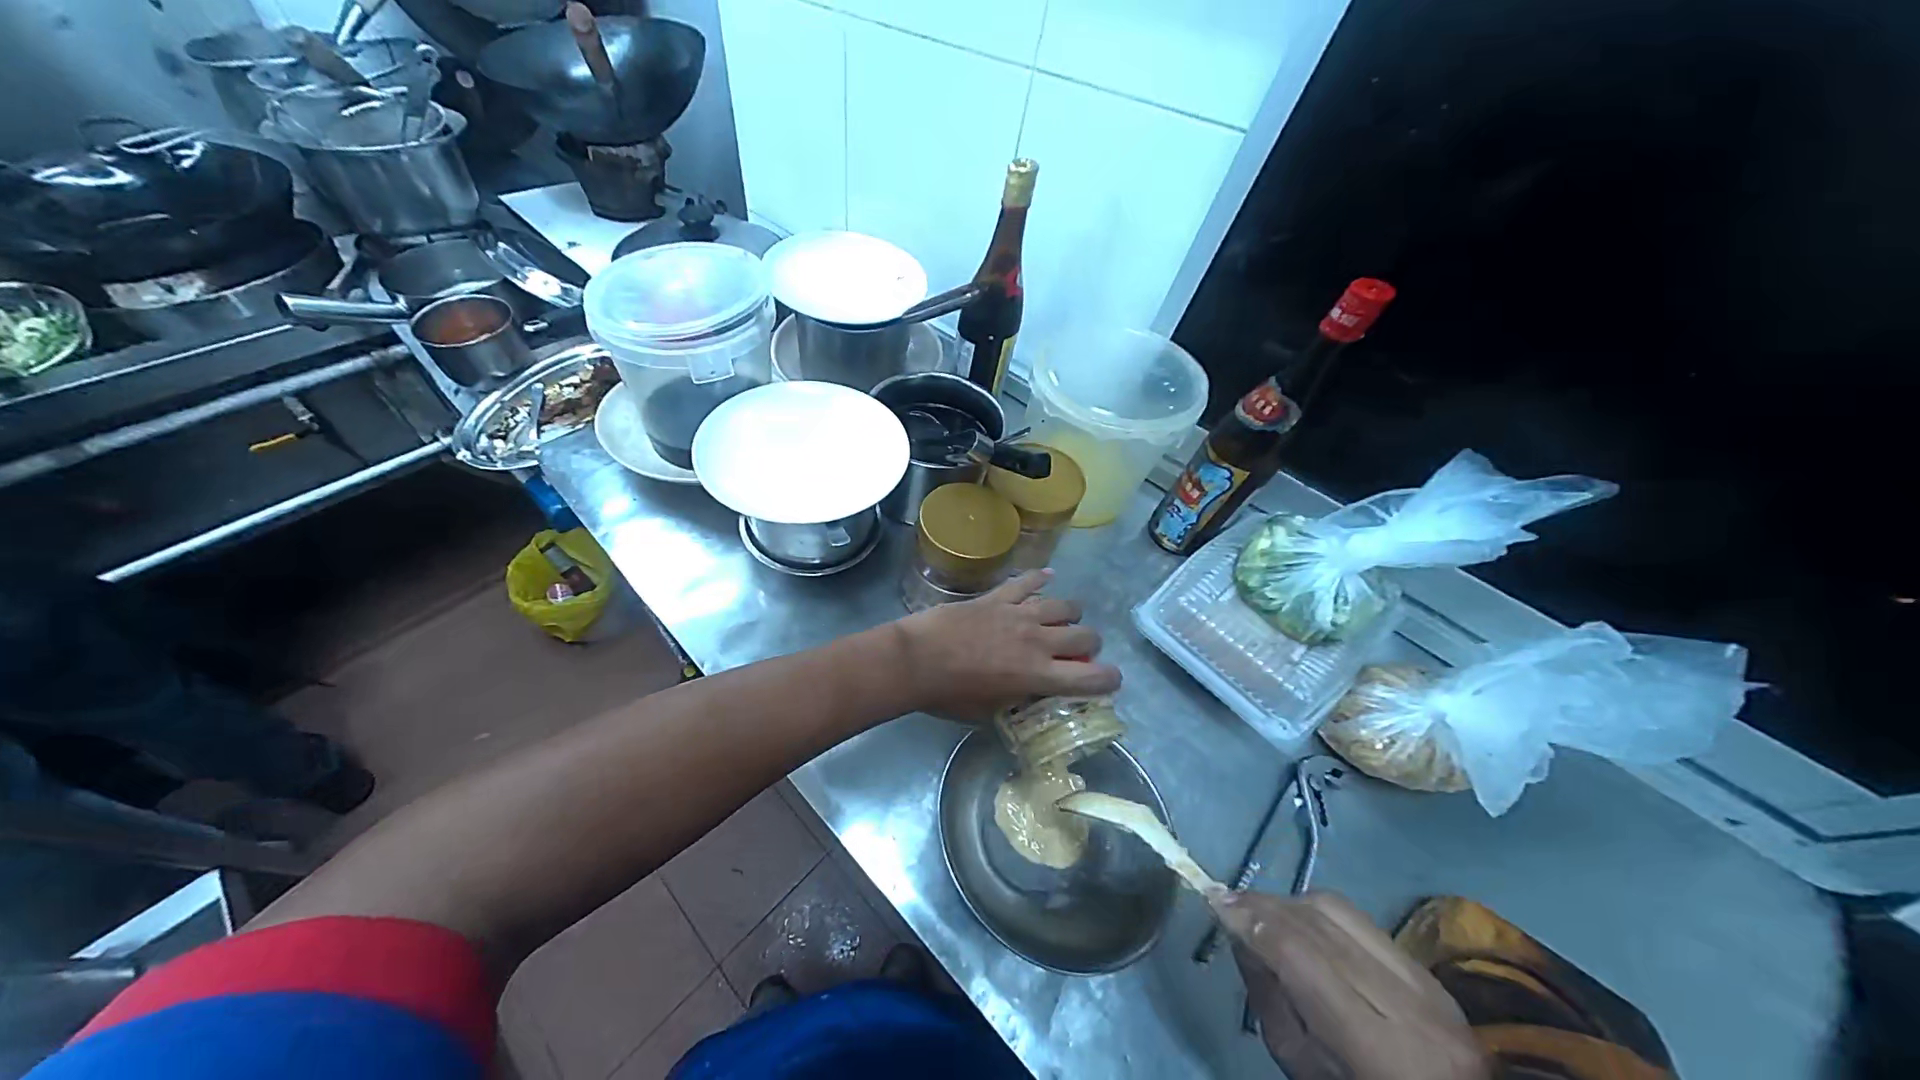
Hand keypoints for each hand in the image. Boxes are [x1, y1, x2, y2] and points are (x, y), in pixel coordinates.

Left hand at [895, 570, 1121, 719]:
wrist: (915, 660)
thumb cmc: (948, 695)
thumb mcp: (989, 711)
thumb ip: (1017, 700)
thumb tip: (1028, 693)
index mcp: (1038, 675)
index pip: (1092, 677)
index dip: (1109, 679)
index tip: (1108, 680)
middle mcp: (1038, 641)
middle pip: (1086, 635)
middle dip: (1090, 645)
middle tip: (1078, 652)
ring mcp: (1019, 614)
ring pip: (1064, 605)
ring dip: (1071, 614)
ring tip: (1063, 619)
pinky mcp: (998, 597)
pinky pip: (1028, 581)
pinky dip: (1040, 578)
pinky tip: (1047, 576)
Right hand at [1214, 891, 1487, 1079]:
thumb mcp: (1300, 1064)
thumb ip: (1268, 997)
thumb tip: (1240, 933)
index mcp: (1375, 1046)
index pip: (1301, 956)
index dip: (1253, 921)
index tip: (1215, 902)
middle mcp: (1405, 1002)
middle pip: (1318, 924)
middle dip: (1263, 904)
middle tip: (1226, 899)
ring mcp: (1422, 980)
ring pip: (1338, 910)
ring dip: (1287, 901)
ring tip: (1257, 908)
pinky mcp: (1424, 967)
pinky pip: (1359, 918)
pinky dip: (1318, 909)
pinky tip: (1296, 916)